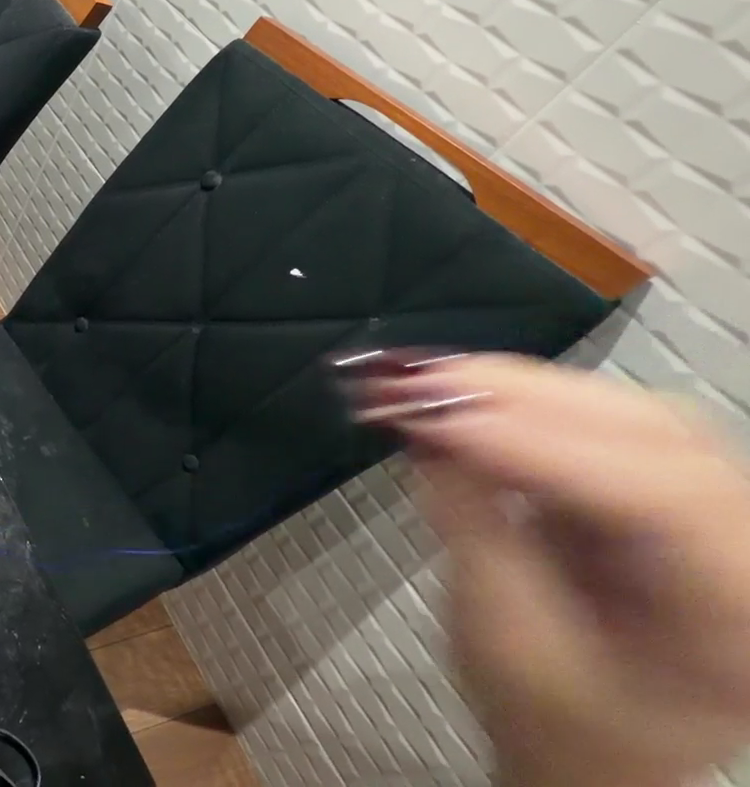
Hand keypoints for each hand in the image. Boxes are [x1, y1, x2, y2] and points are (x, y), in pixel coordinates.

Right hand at [343, 353, 749, 786]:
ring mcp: (705, 512)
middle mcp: (740, 545)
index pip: (651, 497)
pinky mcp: (650, 492)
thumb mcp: (505, 636)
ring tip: (419, 379)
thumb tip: (428, 433)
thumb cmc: (551, 718)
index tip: (425, 415)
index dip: (534, 443)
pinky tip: (455, 395)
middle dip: (519, 395)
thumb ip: (477, 528)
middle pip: (649, 433)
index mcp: (732, 610)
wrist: (588, 747)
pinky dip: (518, 399)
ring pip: (624, 413)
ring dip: (514, 387)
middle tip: (408, 378)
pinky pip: (596, 421)